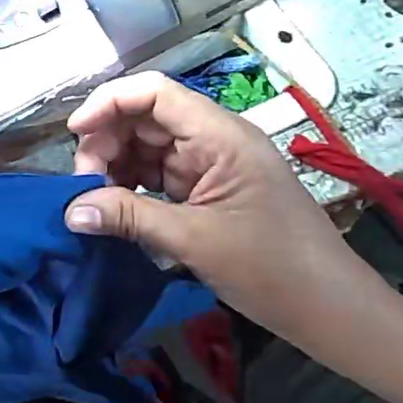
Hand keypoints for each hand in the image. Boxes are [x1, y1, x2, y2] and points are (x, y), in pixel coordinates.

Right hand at [64, 72, 389, 353]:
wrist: (332, 310)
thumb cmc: (273, 268)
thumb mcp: (195, 240)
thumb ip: (130, 217)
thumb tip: (70, 211)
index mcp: (220, 133)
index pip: (156, 92)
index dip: (110, 102)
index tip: (75, 134)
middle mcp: (214, 138)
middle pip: (148, 118)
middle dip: (108, 141)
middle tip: (82, 183)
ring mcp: (212, 164)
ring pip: (150, 147)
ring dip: (118, 166)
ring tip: (94, 198)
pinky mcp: (209, 190)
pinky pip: (161, 175)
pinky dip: (134, 187)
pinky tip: (115, 207)